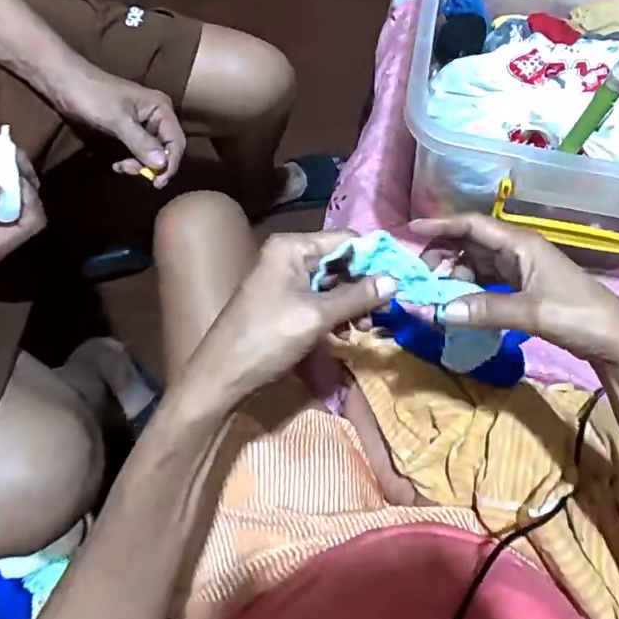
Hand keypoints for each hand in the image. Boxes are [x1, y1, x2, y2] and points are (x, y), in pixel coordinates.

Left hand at [55, 70, 186, 186]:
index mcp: (162, 109)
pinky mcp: (129, 129)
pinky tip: (117, 163)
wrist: (62, 81)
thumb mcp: (117, 120)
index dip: (171, 164)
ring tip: (120, 166)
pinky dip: (131, 160)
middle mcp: (158, 116)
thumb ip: (141, 143)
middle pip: (167, 149)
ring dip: (139, 164)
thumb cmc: (92, 96)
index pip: (177, 142)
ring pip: (152, 152)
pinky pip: (138, 150)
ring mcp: (143, 123)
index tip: (157, 182)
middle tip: (129, 171)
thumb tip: (162, 165)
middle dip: (152, 164)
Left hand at [177, 231, 396, 405]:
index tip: (398, 281)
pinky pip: (319, 297)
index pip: (346, 240)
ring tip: (364, 328)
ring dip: (352, 302)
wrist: (220, 378)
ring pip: (332, 281)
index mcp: (293, 247)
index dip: (373, 259)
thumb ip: (358, 296)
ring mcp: (284, 277)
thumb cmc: (267, 339)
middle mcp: (288, 254)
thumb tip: (395, 280)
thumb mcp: (317, 316)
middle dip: (363, 285)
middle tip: (382, 312)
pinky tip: (346, 332)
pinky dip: (335, 312)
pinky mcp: (283, 300)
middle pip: (340, 260)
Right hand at [407, 214, 618, 364]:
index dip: (441, 225)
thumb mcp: (532, 312)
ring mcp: (522, 268)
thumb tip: (441, 311)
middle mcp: (518, 249)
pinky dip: (471, 290)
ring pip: (477, 263)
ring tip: (440, 297)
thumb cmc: (578, 315)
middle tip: (424, 278)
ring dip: (456, 275)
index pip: (472, 224)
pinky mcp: (524, 288)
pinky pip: (488, 281)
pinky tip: (461, 305)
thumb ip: (486, 310)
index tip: (411, 232)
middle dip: (444, 254)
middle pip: (471, 242)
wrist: (615, 338)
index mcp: (520, 243)